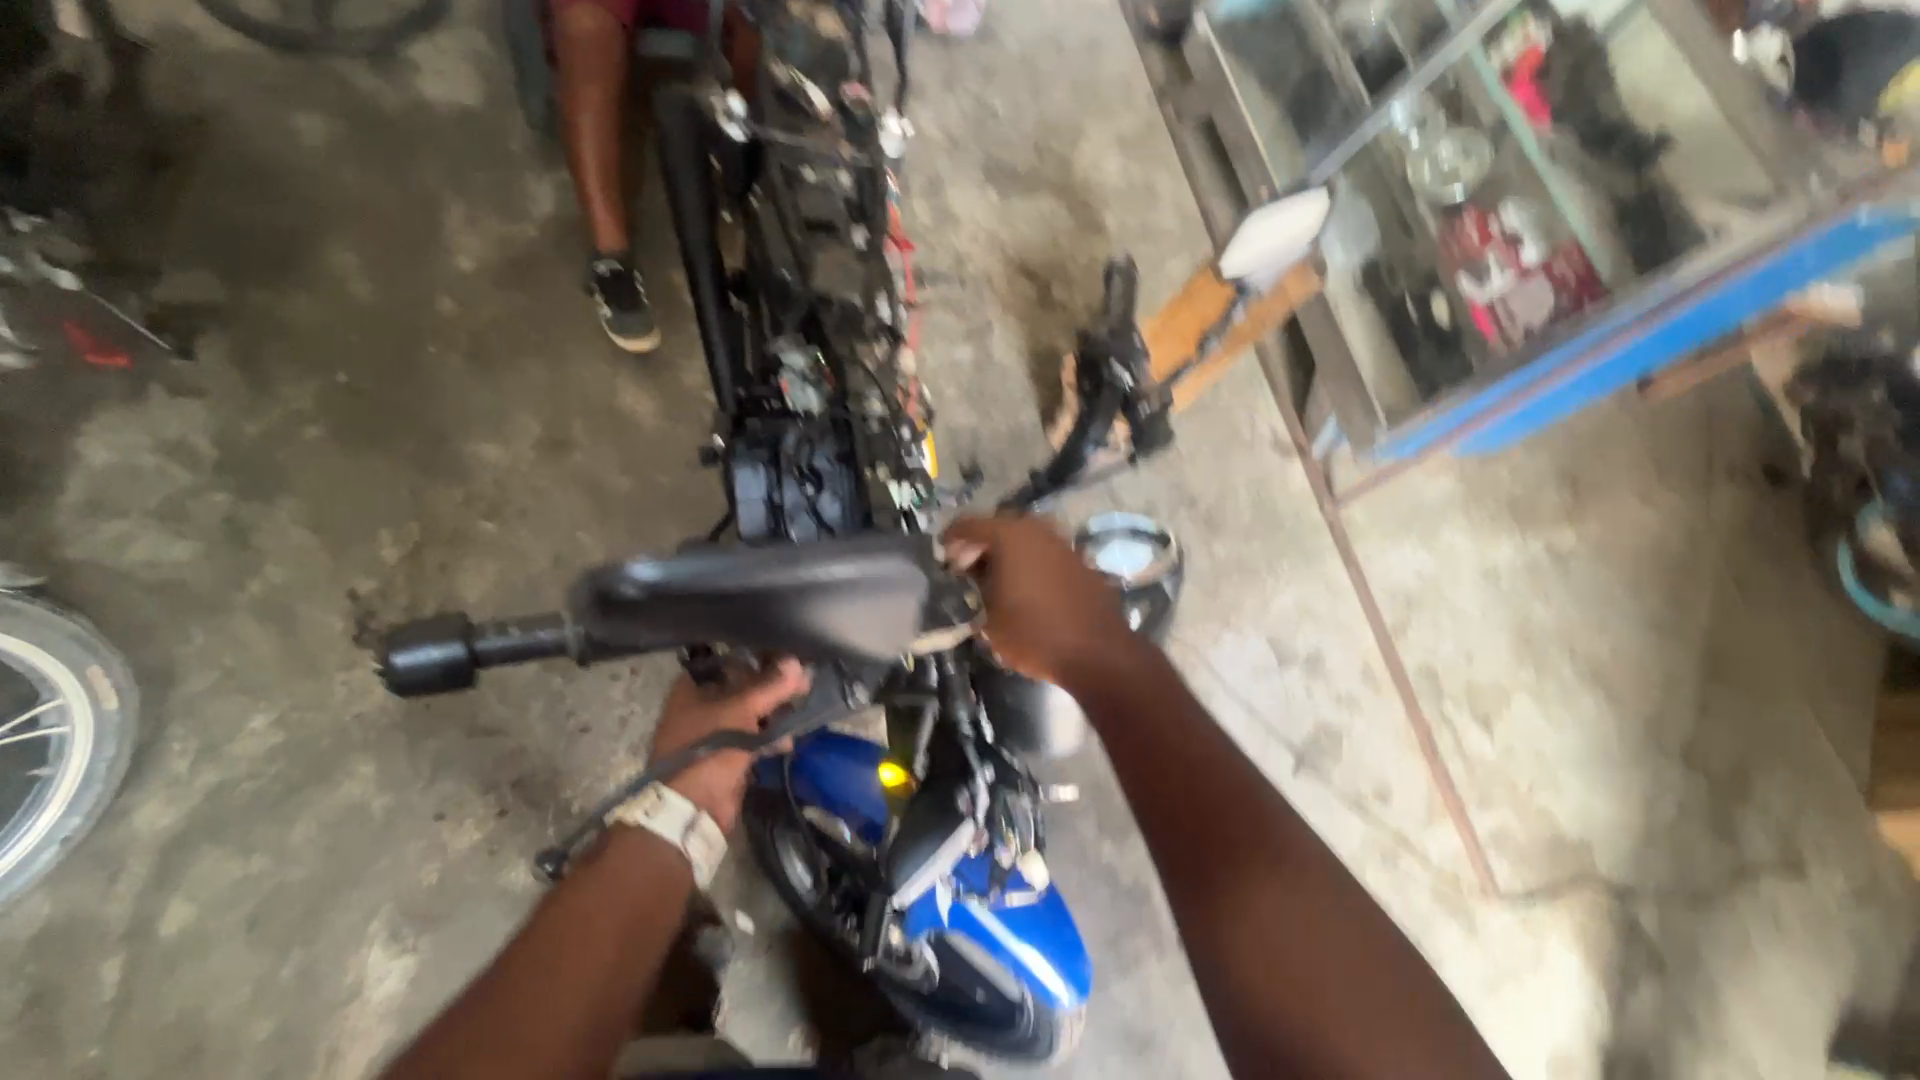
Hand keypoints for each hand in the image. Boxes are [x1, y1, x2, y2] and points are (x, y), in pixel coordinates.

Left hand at [649, 659, 809, 832]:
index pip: (730, 661)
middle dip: (772, 688)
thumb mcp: (741, 711)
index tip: (789, 657)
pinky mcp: (727, 756)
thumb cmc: (710, 747)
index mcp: (693, 688)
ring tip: (801, 710)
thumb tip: (798, 663)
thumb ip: (771, 687)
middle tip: (803, 684)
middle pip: (743, 688)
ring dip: (774, 714)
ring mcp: (714, 733)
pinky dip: (769, 737)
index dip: (759, 659)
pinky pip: (752, 739)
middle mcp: (700, 705)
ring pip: (750, 714)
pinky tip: (788, 739)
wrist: (693, 807)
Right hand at [942, 515, 1139, 690]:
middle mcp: (1038, 530)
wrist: (1098, 653)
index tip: (941, 562)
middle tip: (966, 573)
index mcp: (1009, 535)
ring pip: (1025, 541)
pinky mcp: (1082, 563)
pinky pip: (1046, 557)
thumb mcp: (989, 618)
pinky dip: (1031, 567)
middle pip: (998, 528)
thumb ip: (976, 590)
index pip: (967, 525)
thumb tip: (976, 581)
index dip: (950, 542)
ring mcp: (1064, 544)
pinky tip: (1027, 592)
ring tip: (995, 584)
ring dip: (1008, 557)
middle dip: (980, 548)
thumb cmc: (1034, 634)